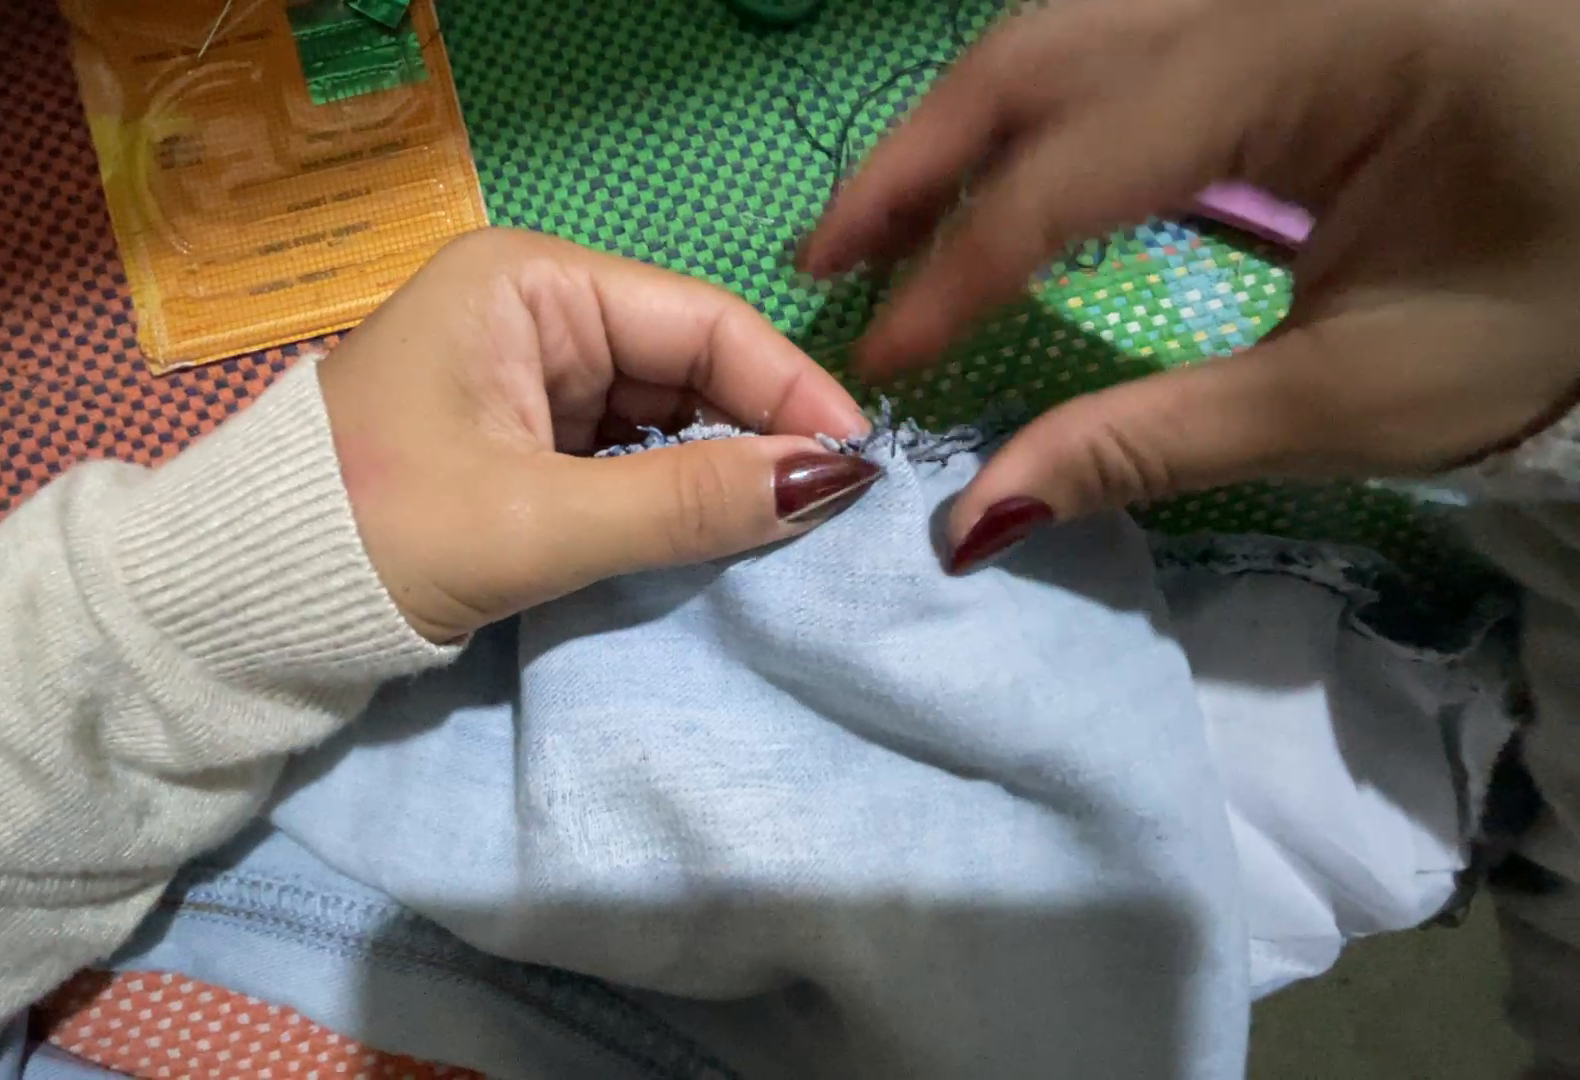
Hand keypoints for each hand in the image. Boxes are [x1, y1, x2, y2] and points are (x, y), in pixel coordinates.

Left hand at [317, 229, 874, 641]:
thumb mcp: (536, 520)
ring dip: (719, 466)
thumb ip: (682, 502)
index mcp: (529, 287)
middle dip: (757, 431)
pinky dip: (671, 490)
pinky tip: (715, 523)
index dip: (787, 387)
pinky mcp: (527, 438)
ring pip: (662, 415)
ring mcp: (532, 379)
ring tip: (785, 519)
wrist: (255, 603)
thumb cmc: (378, 534)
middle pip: (685, 366)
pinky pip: (626, 454)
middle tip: (829, 502)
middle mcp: (536, 316)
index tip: (857, 456)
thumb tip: (825, 484)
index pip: (696, 323)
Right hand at [799, 0, 1579, 569]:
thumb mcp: (1356, 396)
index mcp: (1337, 43)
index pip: (1072, 169)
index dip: (954, 274)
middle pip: (1032, 52)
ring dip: (943, 140)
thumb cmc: (1574, 310)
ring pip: (1052, 36)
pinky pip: (1102, 52)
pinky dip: (1012, 128)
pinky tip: (968, 188)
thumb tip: (974, 522)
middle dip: (907, 167)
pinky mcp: (1272, 14)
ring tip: (869, 232)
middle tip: (820, 263)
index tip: (876, 362)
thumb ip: (1144, 447)